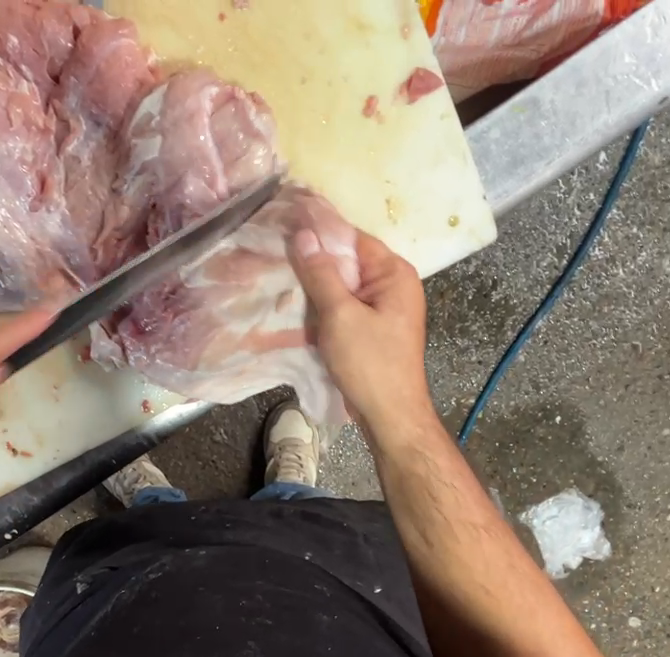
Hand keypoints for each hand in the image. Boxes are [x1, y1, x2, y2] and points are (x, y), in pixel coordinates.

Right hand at [289, 228, 438, 440]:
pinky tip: (295, 315)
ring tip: (279, 285)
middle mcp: (392, 286)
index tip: (285, 228)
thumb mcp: (340, 315)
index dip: (319, 234)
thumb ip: (321, 274)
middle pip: (347, 264)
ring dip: (314, 292)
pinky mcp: (371, 332)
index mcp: (394, 274)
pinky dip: (322, 313)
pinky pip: (342, 312)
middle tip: (275, 258)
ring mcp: (383, 311)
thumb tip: (303, 235)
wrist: (389, 415)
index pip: (353, 239)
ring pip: (341, 290)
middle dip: (313, 265)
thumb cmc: (370, 364)